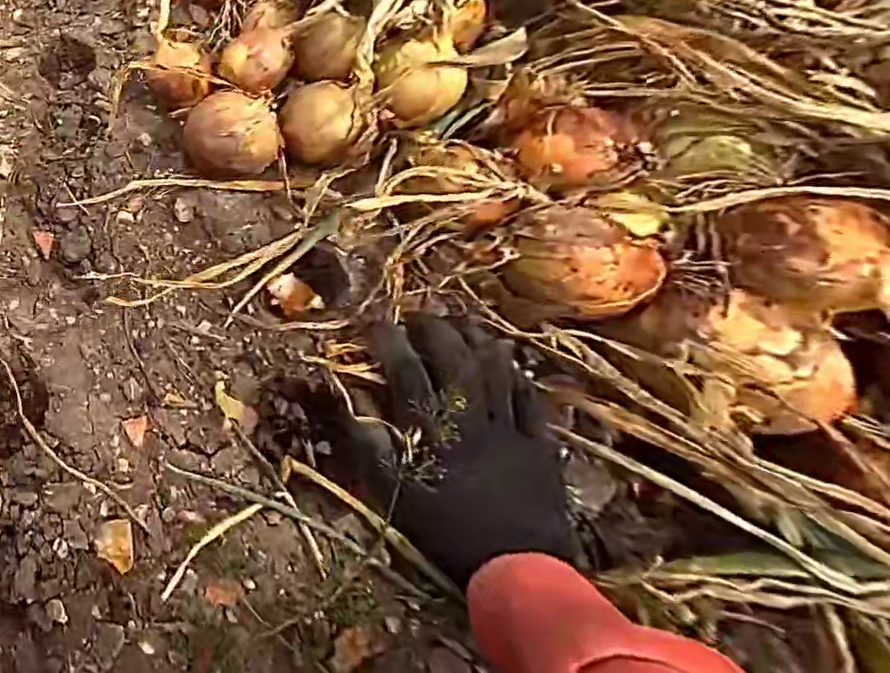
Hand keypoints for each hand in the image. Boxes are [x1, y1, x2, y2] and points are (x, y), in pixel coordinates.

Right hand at [334, 317, 575, 585]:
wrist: (518, 573)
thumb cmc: (445, 530)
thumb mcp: (394, 493)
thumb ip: (369, 448)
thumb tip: (349, 407)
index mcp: (432, 433)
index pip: (406, 372)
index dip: (388, 341)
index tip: (374, 321)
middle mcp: (469, 422)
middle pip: (452, 361)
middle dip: (433, 330)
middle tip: (418, 316)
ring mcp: (509, 431)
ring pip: (494, 373)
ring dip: (476, 341)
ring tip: (461, 322)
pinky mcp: (540, 446)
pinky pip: (531, 401)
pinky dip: (517, 376)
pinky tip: (505, 360)